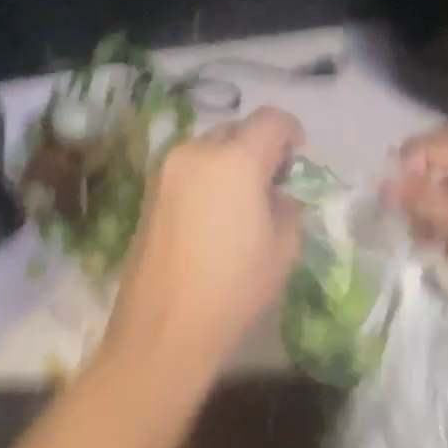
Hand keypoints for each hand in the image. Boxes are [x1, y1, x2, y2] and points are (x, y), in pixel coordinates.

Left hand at [102, 107, 304, 377]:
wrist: (165, 327)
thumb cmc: (234, 288)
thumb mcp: (283, 247)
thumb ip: (288, 206)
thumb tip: (277, 194)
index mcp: (236, 160)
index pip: (271, 120)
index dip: (291, 132)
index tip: (298, 159)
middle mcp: (196, 152)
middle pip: (236, 130)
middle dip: (259, 147)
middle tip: (272, 183)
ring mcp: (166, 171)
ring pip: (208, 148)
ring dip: (230, 162)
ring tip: (242, 203)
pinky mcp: (149, 193)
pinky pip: (188, 170)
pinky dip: (207, 179)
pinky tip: (214, 217)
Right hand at [385, 126, 447, 322]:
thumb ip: (421, 198)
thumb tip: (384, 182)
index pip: (435, 142)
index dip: (407, 163)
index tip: (388, 196)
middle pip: (446, 161)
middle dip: (420, 185)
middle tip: (402, 214)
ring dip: (434, 206)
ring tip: (421, 237)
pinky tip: (444, 245)